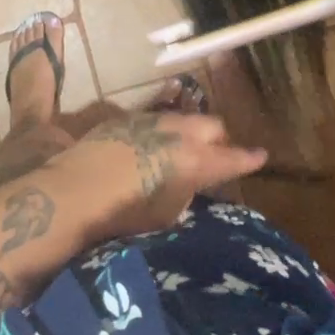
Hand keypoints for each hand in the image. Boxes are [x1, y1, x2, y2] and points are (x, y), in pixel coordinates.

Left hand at [47, 113, 266, 243]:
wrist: (74, 192)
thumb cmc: (124, 215)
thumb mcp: (166, 214)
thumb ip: (185, 192)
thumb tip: (188, 182)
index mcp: (193, 161)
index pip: (230, 158)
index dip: (247, 159)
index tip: (260, 156)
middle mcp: (176, 133)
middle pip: (210, 126)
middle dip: (216, 140)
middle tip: (215, 156)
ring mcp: (148, 121)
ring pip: (181, 118)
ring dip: (187, 131)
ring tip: (183, 149)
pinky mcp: (123, 119)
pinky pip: (153, 119)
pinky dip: (160, 130)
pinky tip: (151, 144)